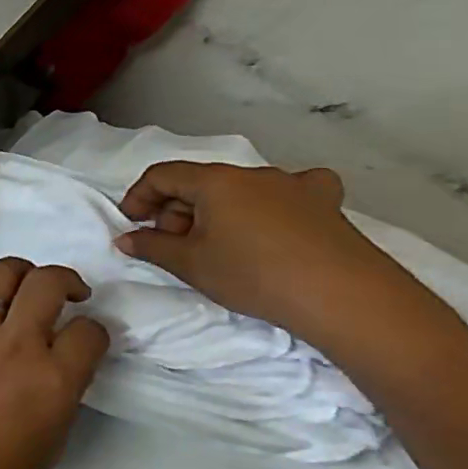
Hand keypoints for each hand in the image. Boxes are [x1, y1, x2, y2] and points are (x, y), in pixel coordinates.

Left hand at [0, 258, 109, 468]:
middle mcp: (18, 345)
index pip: (90, 332)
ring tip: (27, 284)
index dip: (96, 331)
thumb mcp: (54, 438)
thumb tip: (69, 355)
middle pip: (49, 283)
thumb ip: (67, 389)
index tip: (88, 337)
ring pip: (4, 271)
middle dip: (69, 281)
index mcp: (53, 381)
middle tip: (70, 293)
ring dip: (23, 270)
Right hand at [114, 161, 423, 345]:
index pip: (163, 175)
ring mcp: (292, 184)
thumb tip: (126, 239)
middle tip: (172, 245)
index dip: (139, 196)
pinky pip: (295, 189)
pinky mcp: (324, 203)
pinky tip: (282, 216)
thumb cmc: (254, 275)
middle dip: (177, 210)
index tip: (131, 224)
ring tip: (219, 244)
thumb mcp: (193, 265)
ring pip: (241, 188)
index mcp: (214, 180)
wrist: (342, 295)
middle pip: (200, 182)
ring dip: (219, 210)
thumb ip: (153, 248)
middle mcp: (251, 173)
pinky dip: (277, 200)